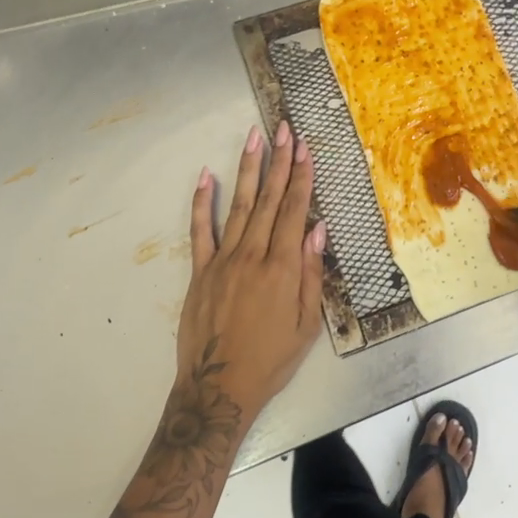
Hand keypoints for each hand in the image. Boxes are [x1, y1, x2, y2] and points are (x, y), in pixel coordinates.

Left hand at [177, 122, 326, 420]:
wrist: (218, 388)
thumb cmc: (271, 360)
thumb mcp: (306, 325)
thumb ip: (311, 275)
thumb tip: (317, 231)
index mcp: (283, 269)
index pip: (295, 211)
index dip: (301, 178)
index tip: (305, 149)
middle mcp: (252, 256)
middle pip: (269, 200)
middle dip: (279, 162)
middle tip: (284, 130)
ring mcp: (222, 261)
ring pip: (238, 206)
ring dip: (248, 170)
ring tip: (255, 138)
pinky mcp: (200, 271)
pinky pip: (200, 230)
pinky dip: (202, 202)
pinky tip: (206, 175)